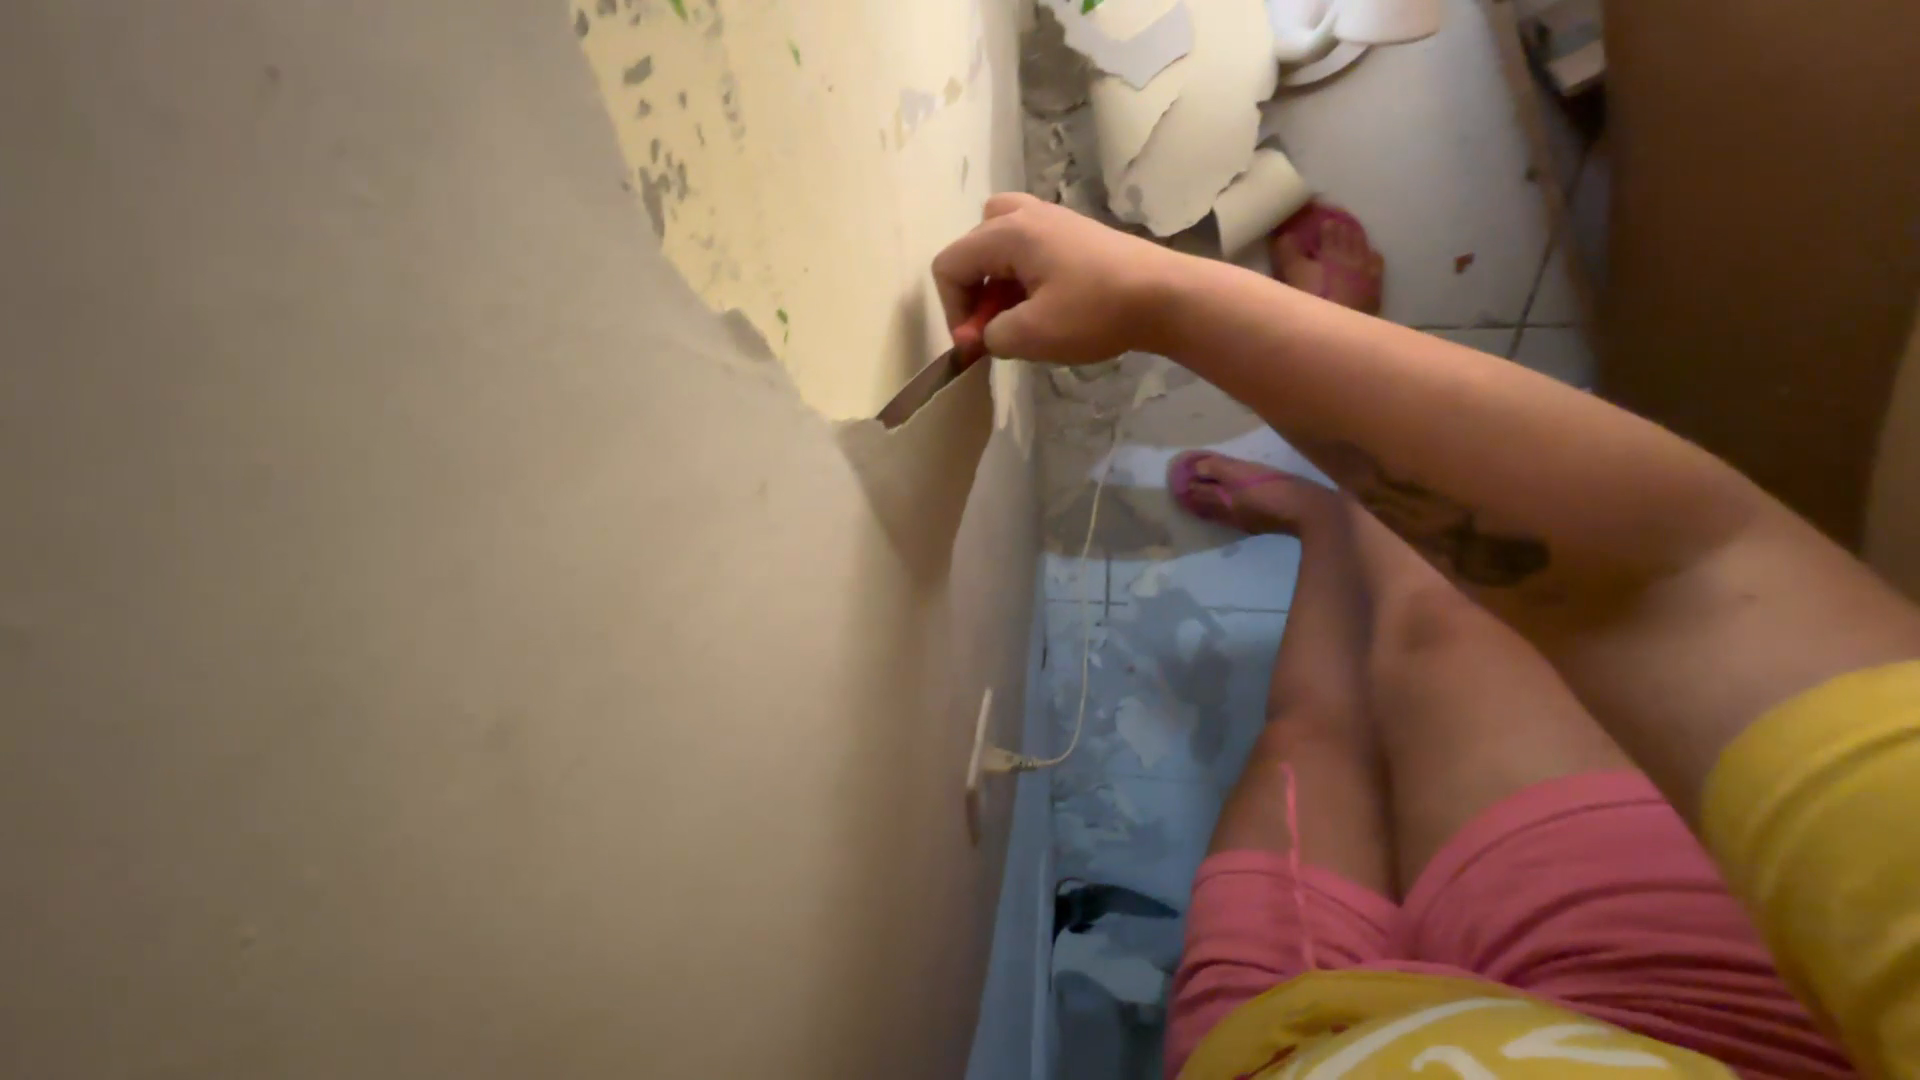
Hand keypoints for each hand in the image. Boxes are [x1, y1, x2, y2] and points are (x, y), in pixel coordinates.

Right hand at [931, 193, 1186, 364]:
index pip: (950, 265)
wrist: (1166, 296)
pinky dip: (1021, 275)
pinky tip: (1044, 305)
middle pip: (972, 247)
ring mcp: (1053, 220)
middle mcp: (1026, 215)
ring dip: (996, 281)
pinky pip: (1028, 247)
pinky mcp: (1074, 234)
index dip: (953, 310)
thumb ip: (992, 336)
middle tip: (994, 328)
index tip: (977, 345)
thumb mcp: (1032, 334)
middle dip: (973, 293)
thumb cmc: (1096, 312)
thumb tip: (987, 335)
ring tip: (1016, 315)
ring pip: (999, 242)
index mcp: (1009, 232)